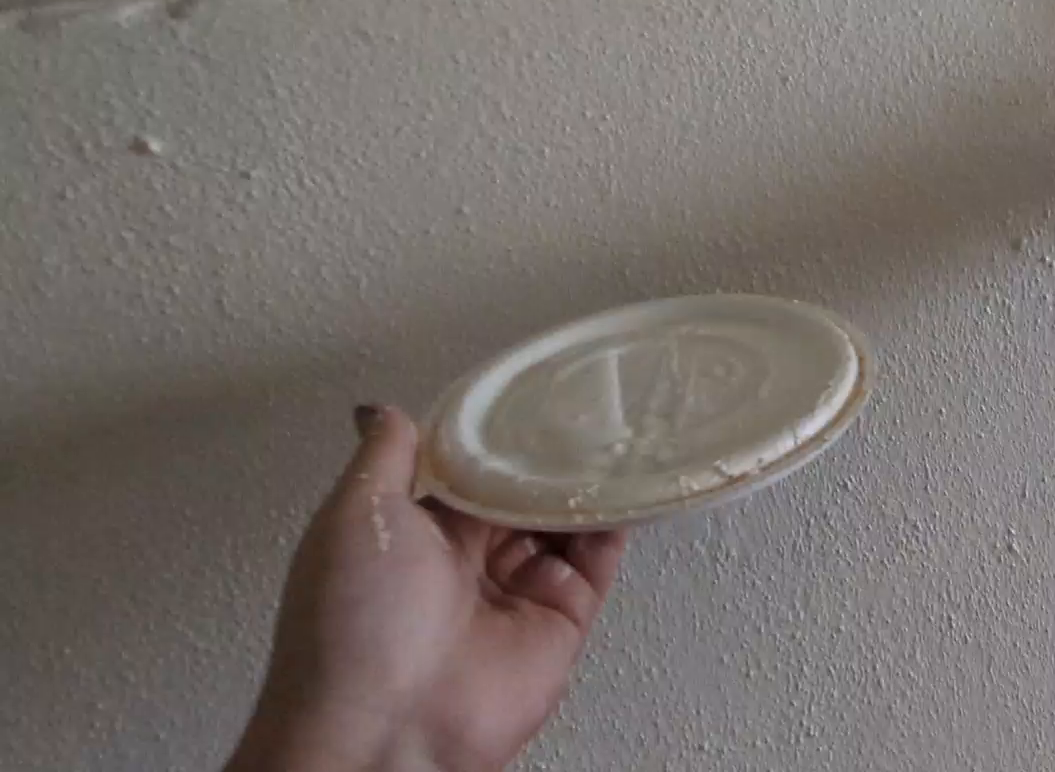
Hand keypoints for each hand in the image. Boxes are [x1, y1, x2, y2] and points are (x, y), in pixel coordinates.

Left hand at [226, 405, 627, 771]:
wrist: (391, 727)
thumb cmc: (355, 627)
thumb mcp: (356, 520)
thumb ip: (386, 459)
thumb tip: (379, 408)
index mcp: (426, 534)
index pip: (478, 470)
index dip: (507, 433)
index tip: (538, 394)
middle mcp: (476, 558)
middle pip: (531, 491)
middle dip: (558, 455)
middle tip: (594, 407)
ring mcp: (525, 585)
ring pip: (572, 517)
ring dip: (594, 483)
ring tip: (622, 436)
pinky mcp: (567, 612)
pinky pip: (602, 555)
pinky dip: (621, 520)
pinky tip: (633, 485)